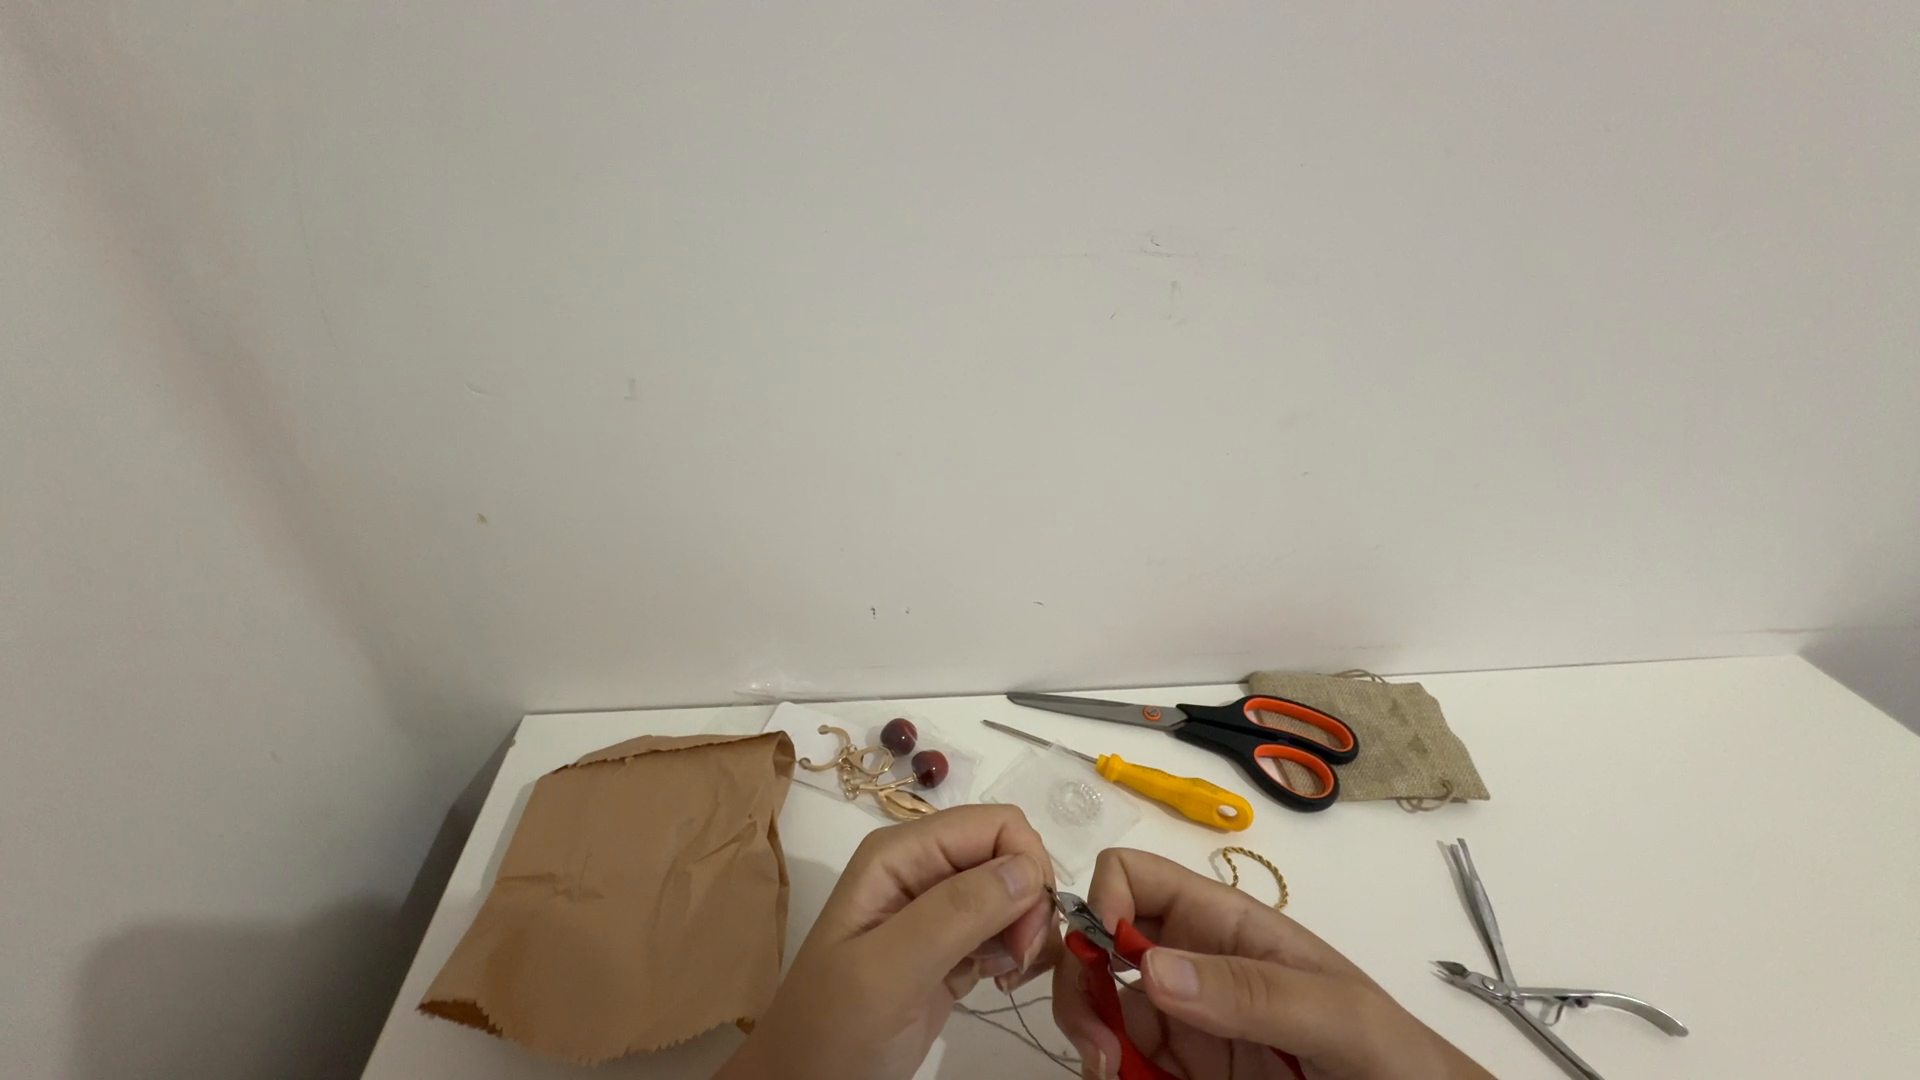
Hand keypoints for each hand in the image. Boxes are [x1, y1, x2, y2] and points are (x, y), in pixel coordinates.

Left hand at [717, 804, 1059, 1079]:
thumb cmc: (834, 1028)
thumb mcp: (888, 970)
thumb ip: (956, 913)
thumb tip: (1027, 867)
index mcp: (902, 852)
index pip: (992, 823)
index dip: (1024, 865)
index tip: (1026, 931)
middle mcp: (923, 866)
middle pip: (1008, 853)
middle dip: (1029, 901)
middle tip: (1017, 961)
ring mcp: (937, 906)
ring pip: (1014, 890)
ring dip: (1026, 930)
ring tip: (1007, 976)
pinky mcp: (952, 945)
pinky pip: (1006, 926)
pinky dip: (1017, 950)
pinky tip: (999, 981)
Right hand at [1053, 849, 1494, 1079]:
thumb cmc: (1392, 1057)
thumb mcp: (1336, 1014)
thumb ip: (1249, 989)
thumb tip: (1147, 968)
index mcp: (1220, 920)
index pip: (1135, 876)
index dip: (1103, 899)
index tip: (1101, 960)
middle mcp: (1189, 959)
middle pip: (1100, 939)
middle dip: (1080, 976)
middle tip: (1094, 1046)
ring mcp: (1183, 1017)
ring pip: (1101, 1000)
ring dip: (1087, 1029)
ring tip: (1106, 1075)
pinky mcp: (1182, 1069)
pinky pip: (1125, 1056)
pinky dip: (1108, 1069)